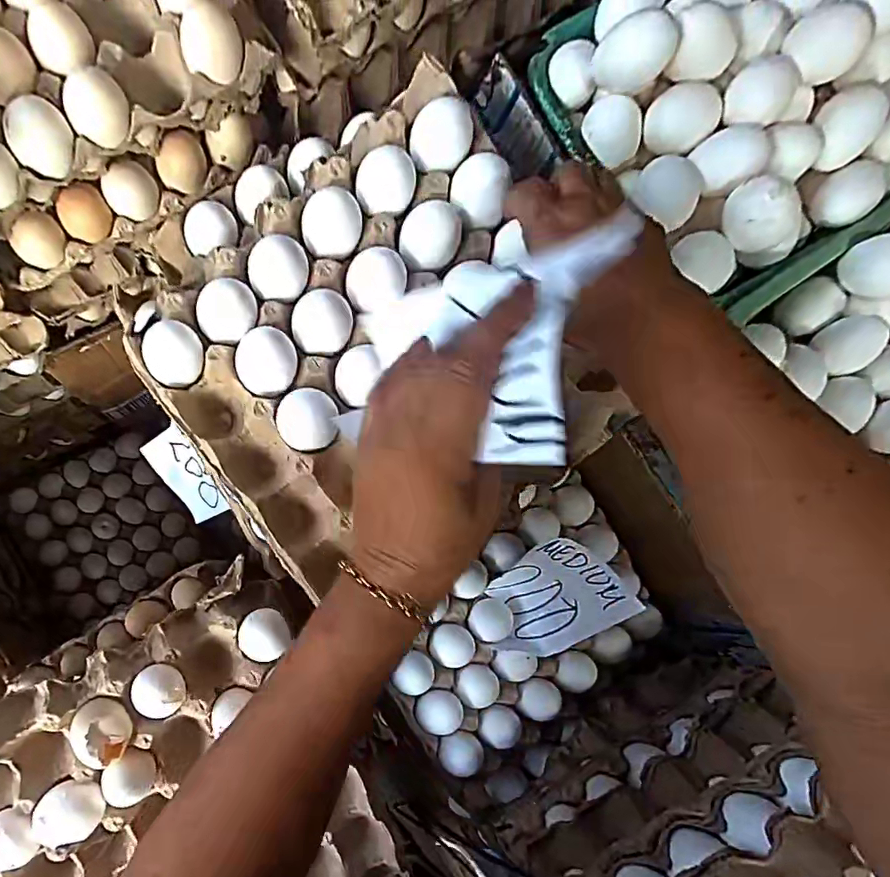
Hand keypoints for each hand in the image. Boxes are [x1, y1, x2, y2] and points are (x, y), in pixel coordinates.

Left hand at [348, 284, 536, 610]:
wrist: (388, 571)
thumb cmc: (446, 544)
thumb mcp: (488, 498)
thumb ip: (492, 447)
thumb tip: (498, 410)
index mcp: (443, 442)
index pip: (473, 366)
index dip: (499, 324)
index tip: (523, 293)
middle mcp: (407, 424)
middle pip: (442, 358)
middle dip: (476, 326)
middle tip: (505, 304)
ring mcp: (380, 427)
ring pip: (410, 366)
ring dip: (442, 340)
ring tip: (469, 328)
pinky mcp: (366, 435)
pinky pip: (386, 385)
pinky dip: (408, 364)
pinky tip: (424, 357)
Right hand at [507, 164, 707, 367]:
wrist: (642, 317)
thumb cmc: (589, 315)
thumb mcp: (540, 304)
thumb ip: (528, 283)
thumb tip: (520, 283)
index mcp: (548, 224)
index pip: (523, 191)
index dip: (515, 201)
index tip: (513, 213)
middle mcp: (583, 206)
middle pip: (566, 171)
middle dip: (555, 186)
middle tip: (549, 208)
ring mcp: (617, 209)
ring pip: (598, 178)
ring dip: (585, 192)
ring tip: (577, 215)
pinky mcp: (643, 221)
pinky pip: (623, 203)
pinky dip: (611, 213)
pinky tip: (605, 235)